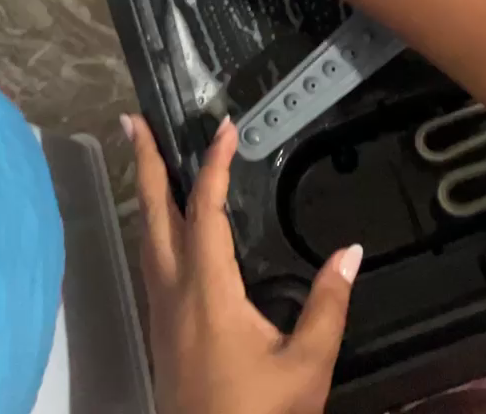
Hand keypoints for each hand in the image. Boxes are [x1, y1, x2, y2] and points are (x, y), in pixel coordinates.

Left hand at [125, 113, 361, 413]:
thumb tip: (351, 251)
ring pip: (147, 235)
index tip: (226, 127)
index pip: (206, 210)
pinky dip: (155, 222)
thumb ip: (328, 305)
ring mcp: (162, 310)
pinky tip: (167, 223)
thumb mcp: (306, 366)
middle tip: (133, 119)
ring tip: (146, 155)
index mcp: (208, 290)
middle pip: (152, 213)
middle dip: (143, 162)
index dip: (215, 164)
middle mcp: (174, 290)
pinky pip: (153, 257)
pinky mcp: (162, 327)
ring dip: (146, 189)